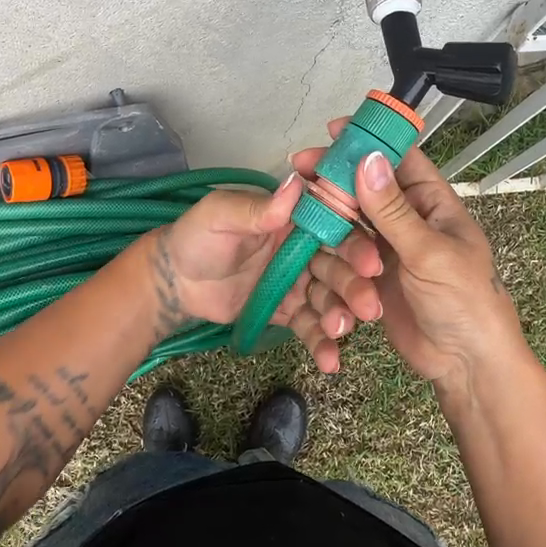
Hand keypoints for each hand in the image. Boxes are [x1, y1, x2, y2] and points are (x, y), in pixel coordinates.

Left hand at [145, 175, 379, 330]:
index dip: (355, 243)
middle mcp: (304, 248)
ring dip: (340, 315)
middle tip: (367, 307)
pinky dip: (321, 344)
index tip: (371, 263)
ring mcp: (298, 282)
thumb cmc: (198, 236)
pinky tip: (330, 363)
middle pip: (338, 267)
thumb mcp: (222, 215)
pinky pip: (309, 326)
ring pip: (328, 298)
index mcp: (295, 218)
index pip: (334, 227)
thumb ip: (258, 208)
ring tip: (340, 331)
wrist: (174, 280)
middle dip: (354, 286)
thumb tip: (295, 183)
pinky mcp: (288, 311)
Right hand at [285, 118, 526, 382]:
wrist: (465, 364)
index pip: (399, 159)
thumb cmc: (463, 301)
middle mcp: (407, 221)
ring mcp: (387, 250)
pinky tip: (303, 244)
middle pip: (365, 188)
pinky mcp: (370, 278)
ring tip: (297, 209)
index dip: (368, 141)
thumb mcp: (429, 253)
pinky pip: (343, 257)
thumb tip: (367, 159)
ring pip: (349, 222)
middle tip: (299, 167)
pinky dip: (327, 252)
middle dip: (334, 177)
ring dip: (328, 217)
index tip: (332, 129)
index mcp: (432, 204)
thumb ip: (394, 210)